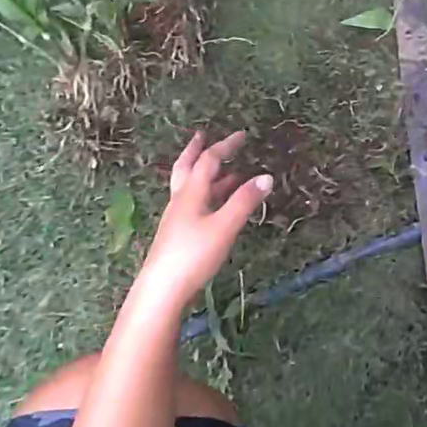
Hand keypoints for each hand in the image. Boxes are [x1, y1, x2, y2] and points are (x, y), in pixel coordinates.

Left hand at [135, 132, 271, 308]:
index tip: (241, 135)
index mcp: (191, 192)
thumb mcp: (225, 226)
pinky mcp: (178, 235)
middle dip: (196, 151)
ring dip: (207, 175)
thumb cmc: (193, 255)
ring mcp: (177, 218)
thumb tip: (266, 176)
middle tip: (202, 136)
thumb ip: (245, 201)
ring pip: (191, 187)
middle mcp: (181, 200)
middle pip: (187, 168)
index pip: (208, 160)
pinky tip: (217, 205)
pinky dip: (207, 195)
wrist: (160, 292)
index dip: (225, 146)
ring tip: (226, 172)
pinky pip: (193, 203)